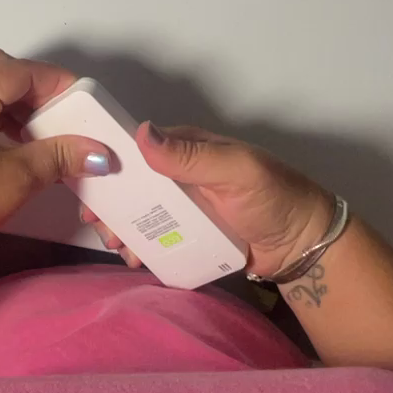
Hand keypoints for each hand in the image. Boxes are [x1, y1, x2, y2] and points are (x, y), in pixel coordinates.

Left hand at [0, 49, 113, 291]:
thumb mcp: (16, 178)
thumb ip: (61, 155)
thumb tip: (101, 152)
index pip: (18, 72)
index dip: (56, 83)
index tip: (86, 102)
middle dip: (34, 86)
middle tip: (63, 113)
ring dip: (14, 99)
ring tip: (43, 128)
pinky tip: (15, 138)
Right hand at [83, 123, 334, 278]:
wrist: (303, 247)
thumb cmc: (275, 198)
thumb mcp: (237, 170)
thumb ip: (192, 155)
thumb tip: (142, 134)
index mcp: (187, 149)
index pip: (138, 149)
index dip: (110, 163)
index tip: (88, 183)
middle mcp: (179, 175)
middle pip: (132, 185)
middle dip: (110, 203)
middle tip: (98, 224)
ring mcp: (183, 207)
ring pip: (139, 214)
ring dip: (122, 228)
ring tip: (116, 246)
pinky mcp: (187, 235)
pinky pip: (156, 238)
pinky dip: (140, 247)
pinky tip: (134, 259)